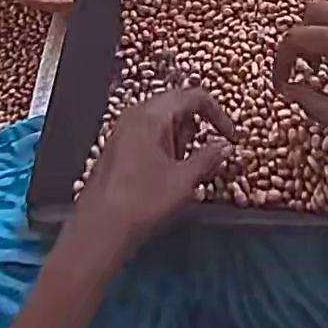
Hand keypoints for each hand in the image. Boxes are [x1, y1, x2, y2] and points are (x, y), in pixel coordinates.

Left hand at [73, 87, 234, 250]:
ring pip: (163, 121)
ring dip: (180, 139)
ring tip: (180, 171)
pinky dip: (164, 146)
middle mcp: (136, 113)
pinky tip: (163, 175)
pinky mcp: (117, 146)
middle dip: (196, 128)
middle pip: (178, 105)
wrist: (98, 231)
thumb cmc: (143, 201)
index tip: (230, 136)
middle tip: (200, 159)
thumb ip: (208, 158)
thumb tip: (225, 146)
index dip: (217, 113)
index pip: (194, 96)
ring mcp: (123, 129)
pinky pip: (149, 133)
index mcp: (153, 114)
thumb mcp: (183, 180)